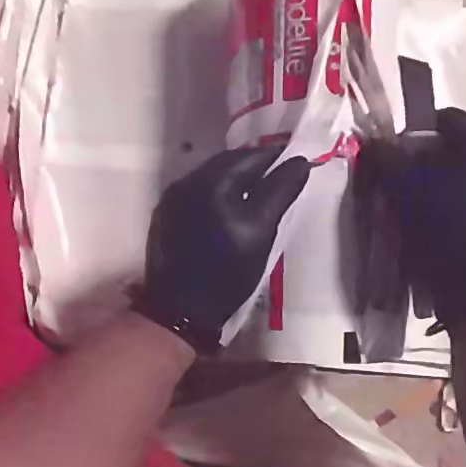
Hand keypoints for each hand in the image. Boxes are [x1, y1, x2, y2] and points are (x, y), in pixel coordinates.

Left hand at [137, 148, 313, 353]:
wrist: (181, 310)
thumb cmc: (228, 272)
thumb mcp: (261, 232)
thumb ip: (281, 192)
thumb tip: (301, 161)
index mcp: (212, 182)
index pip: (251, 156)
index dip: (276, 157)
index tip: (295, 162)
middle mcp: (187, 181)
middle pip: (227, 162)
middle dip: (254, 164)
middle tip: (278, 174)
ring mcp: (172, 198)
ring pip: (210, 175)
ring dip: (234, 176)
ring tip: (256, 189)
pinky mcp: (164, 214)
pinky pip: (196, 190)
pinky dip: (217, 190)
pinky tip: (228, 206)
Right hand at [366, 108, 465, 325]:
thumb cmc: (443, 235)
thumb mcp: (407, 193)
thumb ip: (388, 160)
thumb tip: (371, 139)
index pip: (450, 118)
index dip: (416, 128)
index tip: (393, 148)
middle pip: (456, 146)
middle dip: (422, 157)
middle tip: (395, 176)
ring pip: (461, 172)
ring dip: (432, 179)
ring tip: (407, 201)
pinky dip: (445, 199)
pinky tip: (427, 221)